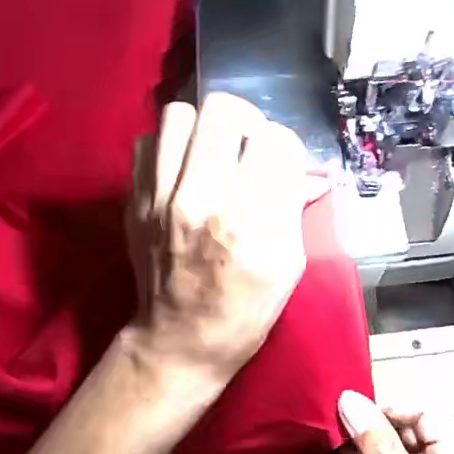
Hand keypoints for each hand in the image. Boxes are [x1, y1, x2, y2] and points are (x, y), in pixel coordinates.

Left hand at [126, 94, 308, 390]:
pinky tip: (187, 166)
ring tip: (217, 148)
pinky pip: (150, 140)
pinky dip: (173, 144)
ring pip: (182, 115)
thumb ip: (296, 208)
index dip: (287, 147)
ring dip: (207, 126)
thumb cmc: (248, 309)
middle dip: (250, 122)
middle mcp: (202, 200)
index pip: (276, 142)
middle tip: (252, 145)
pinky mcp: (135, 200)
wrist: (182, 341)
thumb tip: (317, 174)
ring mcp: (160, 197)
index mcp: (250, 221)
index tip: (285, 164)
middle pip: (226, 113)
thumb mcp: (290, 263)